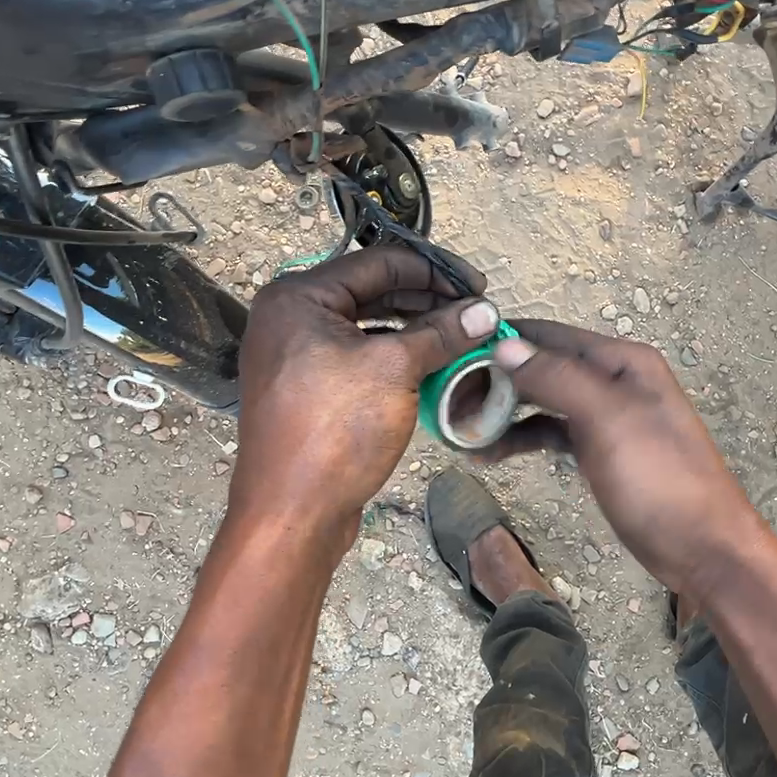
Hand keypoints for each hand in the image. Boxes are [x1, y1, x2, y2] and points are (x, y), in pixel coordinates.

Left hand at [229, 247, 501, 538]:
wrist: (290, 514)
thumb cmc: (336, 431)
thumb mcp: (395, 370)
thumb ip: (442, 333)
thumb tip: (485, 312)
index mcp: (299, 296)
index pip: (380, 262)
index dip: (436, 271)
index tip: (479, 289)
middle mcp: (291, 316)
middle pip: (373, 290)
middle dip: (428, 300)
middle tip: (475, 314)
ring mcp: (296, 353)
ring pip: (368, 324)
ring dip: (416, 328)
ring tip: (460, 337)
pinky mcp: (308, 386)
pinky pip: (359, 355)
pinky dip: (396, 354)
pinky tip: (431, 363)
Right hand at [481, 319, 767, 595]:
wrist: (702, 547)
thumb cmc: (659, 478)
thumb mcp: (608, 420)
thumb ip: (557, 378)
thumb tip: (504, 346)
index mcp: (622, 361)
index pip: (550, 335)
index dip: (503, 340)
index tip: (455, 353)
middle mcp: (612, 379)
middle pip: (543, 366)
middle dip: (497, 379)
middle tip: (449, 399)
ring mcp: (605, 415)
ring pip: (542, 400)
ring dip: (504, 411)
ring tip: (461, 429)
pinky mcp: (597, 449)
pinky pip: (551, 432)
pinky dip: (522, 438)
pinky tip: (491, 453)